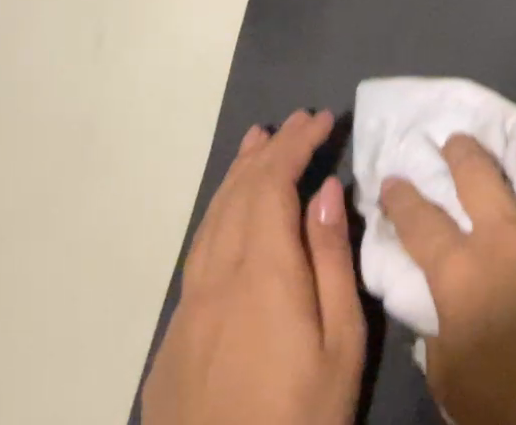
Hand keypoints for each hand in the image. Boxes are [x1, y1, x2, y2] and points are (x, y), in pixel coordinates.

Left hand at [142, 110, 365, 424]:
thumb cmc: (303, 410)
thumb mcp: (341, 338)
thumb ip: (330, 261)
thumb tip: (325, 193)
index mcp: (263, 276)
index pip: (273, 189)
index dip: (296, 147)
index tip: (323, 120)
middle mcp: (216, 281)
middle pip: (236, 199)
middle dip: (269, 152)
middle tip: (299, 121)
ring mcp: (188, 310)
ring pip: (208, 224)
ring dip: (236, 178)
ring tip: (258, 144)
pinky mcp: (174, 338)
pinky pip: (198, 253)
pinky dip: (219, 215)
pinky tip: (232, 215)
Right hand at [380, 135, 515, 424]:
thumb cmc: (512, 401)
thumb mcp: (451, 374)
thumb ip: (441, 327)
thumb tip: (444, 299)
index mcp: (462, 271)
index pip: (419, 221)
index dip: (401, 197)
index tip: (393, 177)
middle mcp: (508, 232)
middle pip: (477, 171)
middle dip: (461, 150)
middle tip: (457, 141)